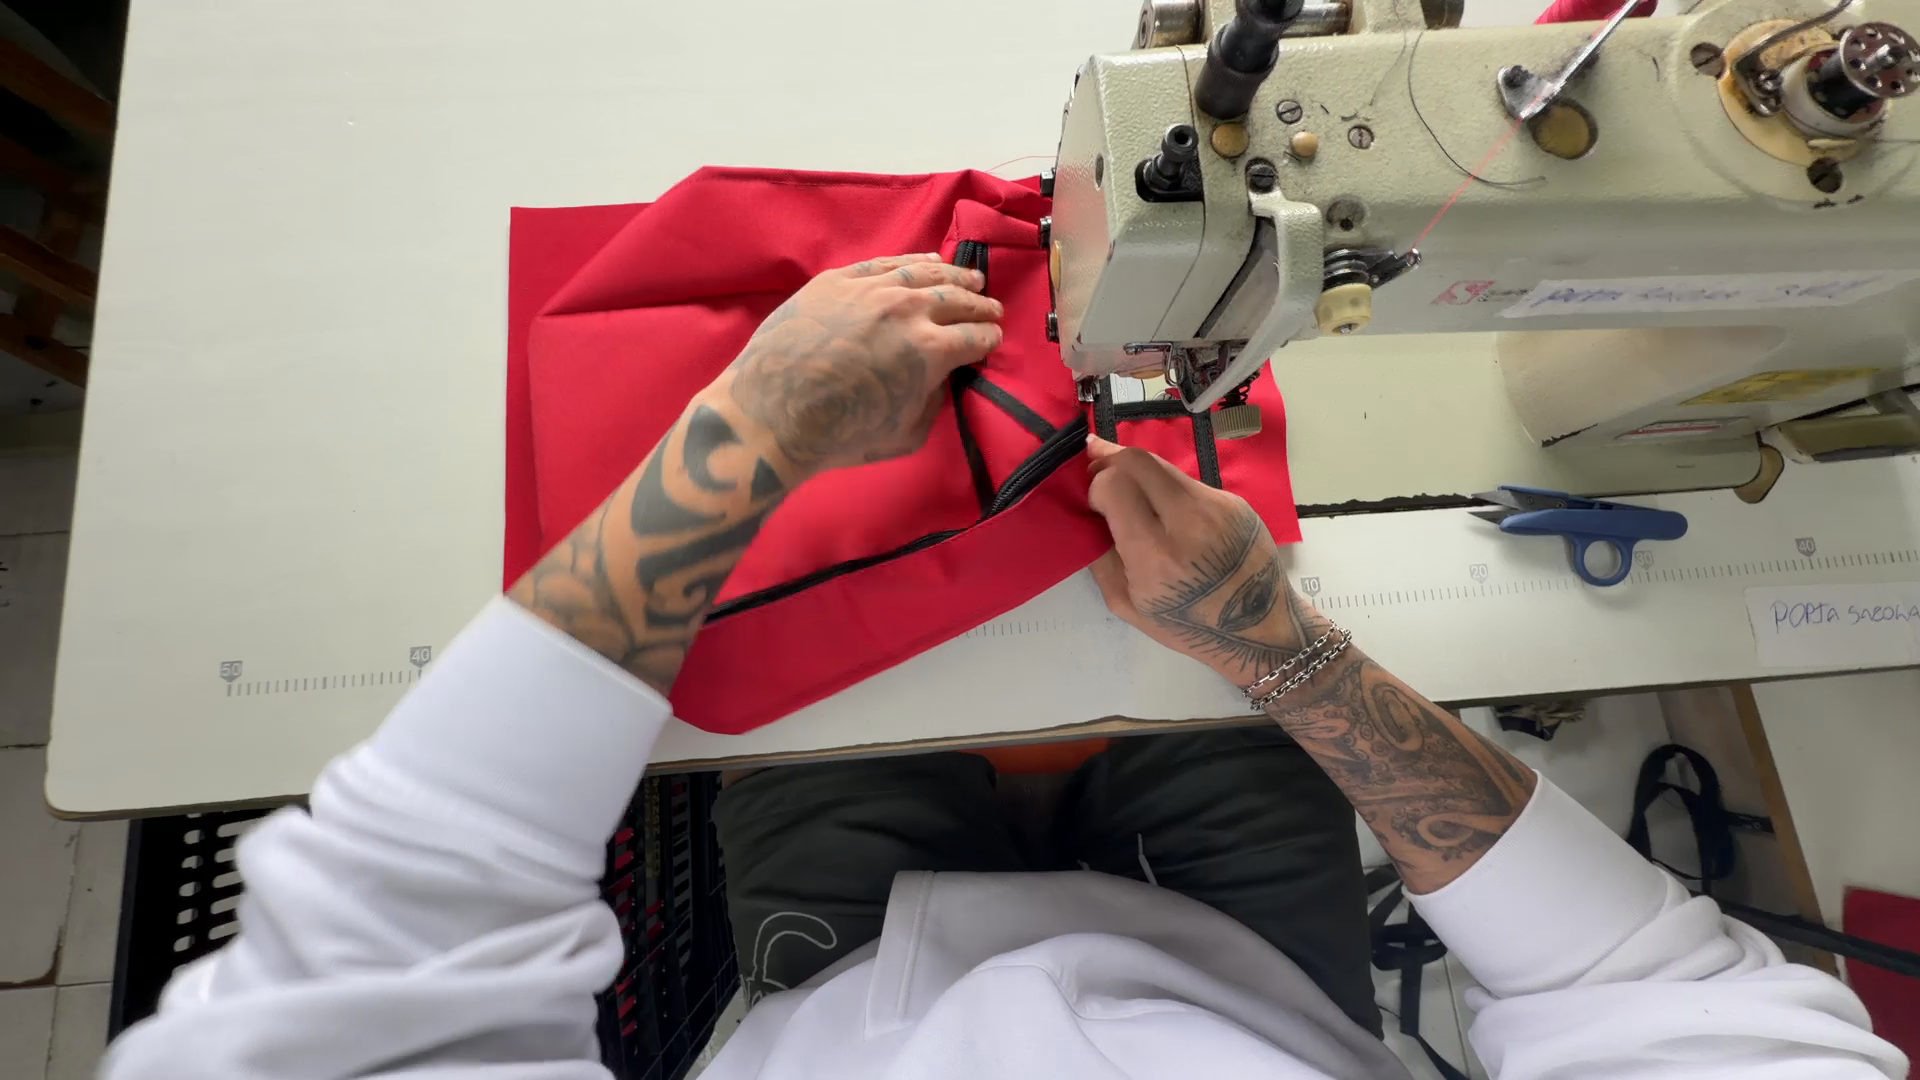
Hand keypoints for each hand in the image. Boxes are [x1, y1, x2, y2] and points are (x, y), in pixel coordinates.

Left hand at [725, 253, 1003, 470]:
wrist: (773, 413)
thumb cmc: (841, 436)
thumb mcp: (906, 435)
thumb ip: (933, 402)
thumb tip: (939, 378)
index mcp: (931, 350)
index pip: (975, 337)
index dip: (989, 340)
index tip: (992, 341)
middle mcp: (908, 309)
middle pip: (957, 299)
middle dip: (980, 305)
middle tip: (991, 309)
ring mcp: (871, 288)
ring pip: (925, 273)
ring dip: (954, 276)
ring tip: (970, 278)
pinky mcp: (838, 280)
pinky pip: (885, 263)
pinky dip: (913, 261)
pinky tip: (927, 262)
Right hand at [1085, 436, 1321, 686]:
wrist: (1259, 628)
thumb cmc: (1185, 625)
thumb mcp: (1125, 603)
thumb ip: (1099, 555)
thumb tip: (1085, 513)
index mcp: (1155, 555)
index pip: (1113, 484)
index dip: (1094, 485)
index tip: (1090, 500)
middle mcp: (1188, 521)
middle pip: (1136, 460)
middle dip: (1109, 461)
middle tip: (1096, 471)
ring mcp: (1216, 506)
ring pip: (1162, 464)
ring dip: (1136, 471)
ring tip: (1124, 484)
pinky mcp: (1233, 501)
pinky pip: (1185, 480)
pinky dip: (1163, 487)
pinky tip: (1162, 507)